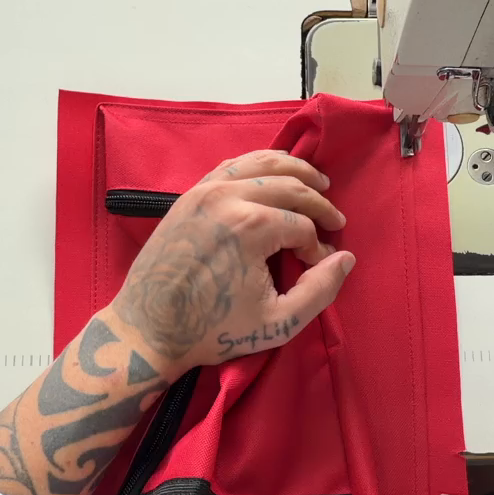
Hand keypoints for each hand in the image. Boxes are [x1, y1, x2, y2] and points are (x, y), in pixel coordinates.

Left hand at [110, 149, 355, 378]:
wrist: (149, 329)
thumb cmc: (213, 331)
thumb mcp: (277, 323)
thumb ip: (319, 291)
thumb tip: (345, 259)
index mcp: (252, 226)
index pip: (303, 225)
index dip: (318, 246)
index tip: (319, 264)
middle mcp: (229, 196)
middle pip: (289, 186)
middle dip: (318, 202)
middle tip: (335, 219)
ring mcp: (205, 190)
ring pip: (262, 163)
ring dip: (295, 170)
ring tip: (317, 182)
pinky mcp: (190, 194)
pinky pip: (232, 165)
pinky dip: (259, 164)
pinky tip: (274, 173)